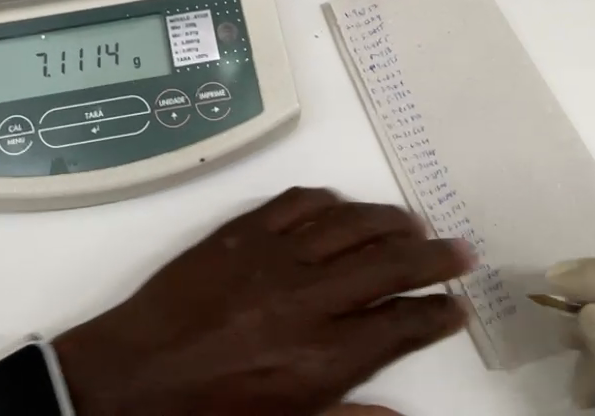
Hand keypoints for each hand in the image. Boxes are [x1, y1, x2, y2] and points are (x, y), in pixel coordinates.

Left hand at [53, 187, 472, 415]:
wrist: (135, 376)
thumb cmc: (211, 413)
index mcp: (322, 358)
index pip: (400, 325)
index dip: (437, 312)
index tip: (459, 304)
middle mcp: (306, 299)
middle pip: (386, 264)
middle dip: (431, 257)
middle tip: (459, 248)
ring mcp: (272, 257)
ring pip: (346, 224)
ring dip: (386, 220)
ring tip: (412, 223)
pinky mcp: (239, 232)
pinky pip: (294, 204)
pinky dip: (325, 200)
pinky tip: (340, 203)